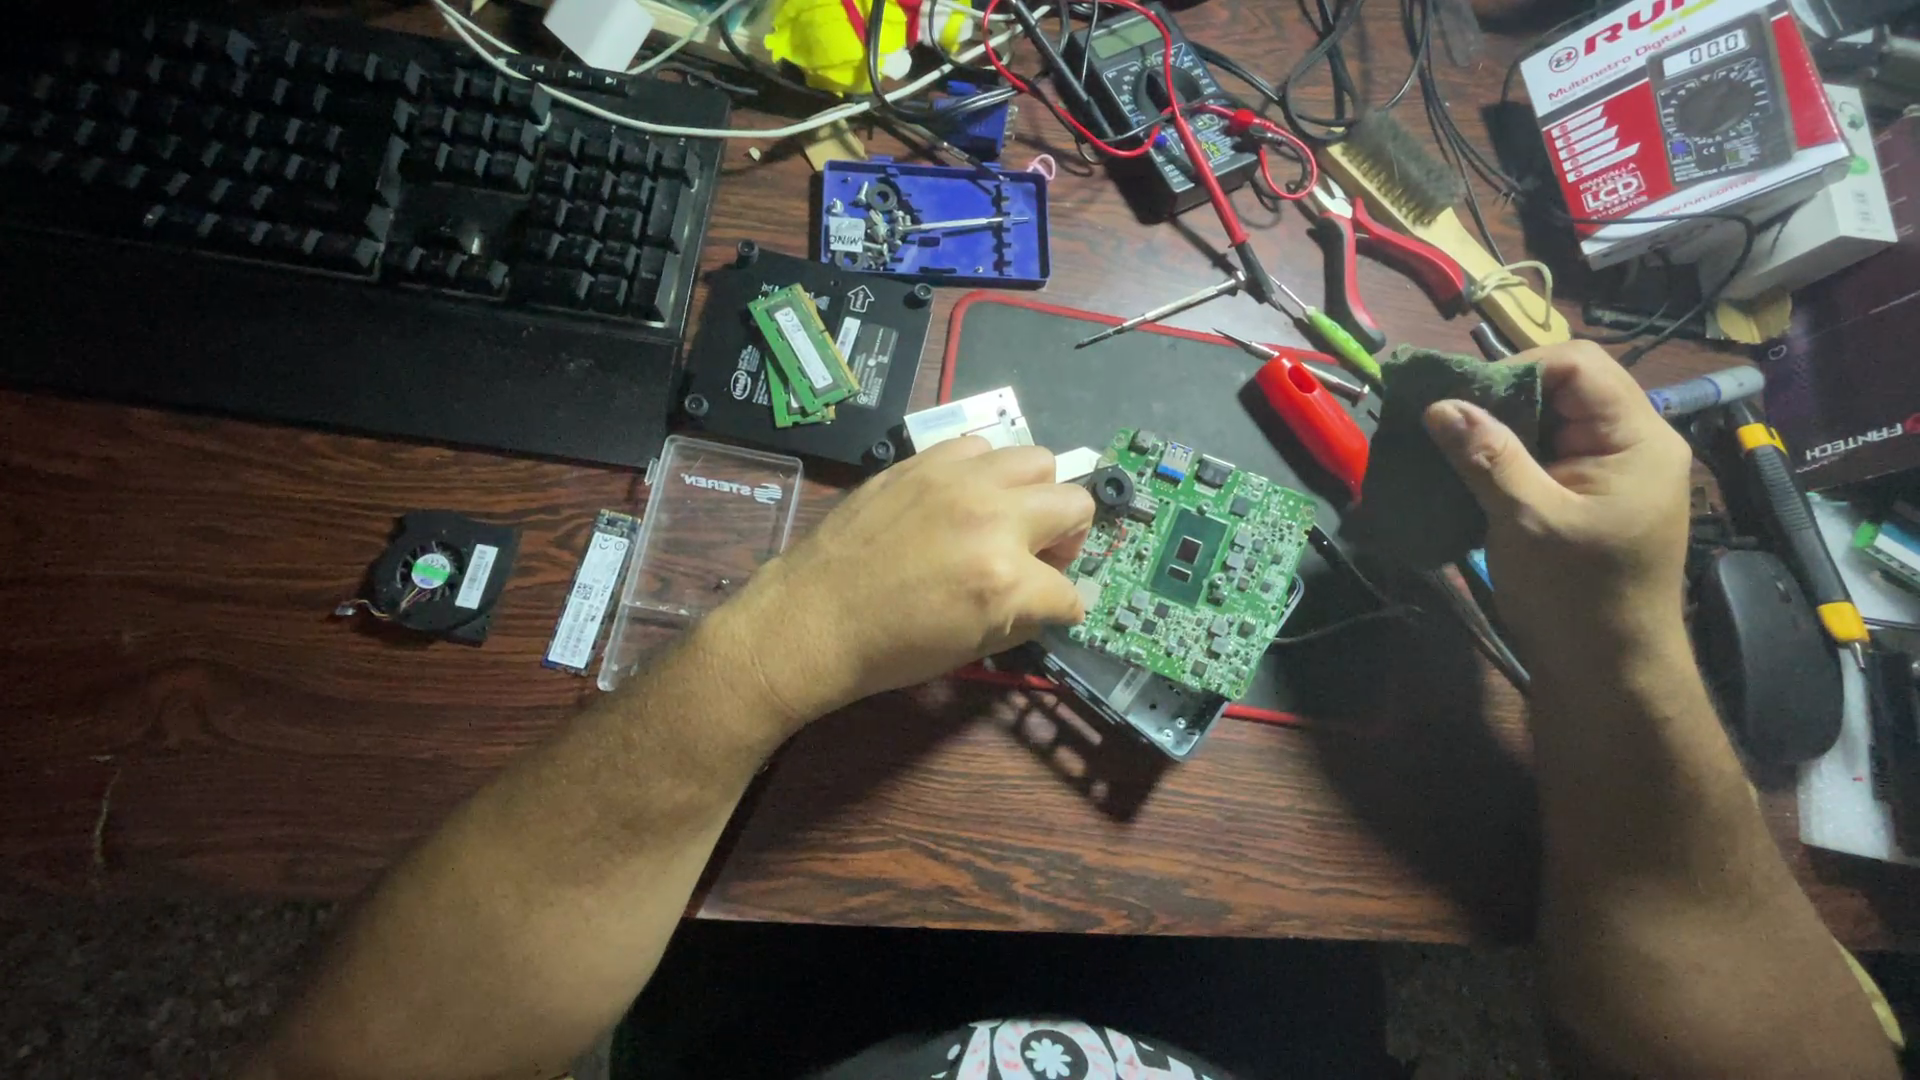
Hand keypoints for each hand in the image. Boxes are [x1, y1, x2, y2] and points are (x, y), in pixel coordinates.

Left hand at [700, 436, 1094, 737]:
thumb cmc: (890, 648)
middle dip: (1068, 539)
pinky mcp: (923, 462)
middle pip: (1077, 505)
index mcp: (1005, 579)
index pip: (1070, 591)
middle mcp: (992, 518)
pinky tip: (961, 498)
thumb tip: (1049, 597)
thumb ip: (1024, 617)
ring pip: (1037, 461)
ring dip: (1032, 495)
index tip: (1051, 609)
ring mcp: (957, 481)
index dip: (1064, 607)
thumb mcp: (971, 649)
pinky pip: (980, 447)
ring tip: (1003, 518)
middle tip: (1037, 556)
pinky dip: (983, 473)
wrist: (813, 618)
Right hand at [1422, 341, 1692, 677]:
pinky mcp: (1574, 495)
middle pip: (1558, 389)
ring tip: (1439, 445)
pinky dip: (1492, 457)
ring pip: (1540, 423)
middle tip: (1438, 423)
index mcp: (1635, 438)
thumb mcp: (1527, 519)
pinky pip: (1532, 455)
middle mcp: (1623, 444)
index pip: (1578, 366)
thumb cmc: (1577, 592)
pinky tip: (1457, 471)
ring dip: (1488, 430)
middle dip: (1494, 399)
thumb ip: (1486, 456)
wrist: (1603, 663)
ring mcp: (1599, 471)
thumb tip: (1438, 404)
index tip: (1458, 400)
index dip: (1515, 369)